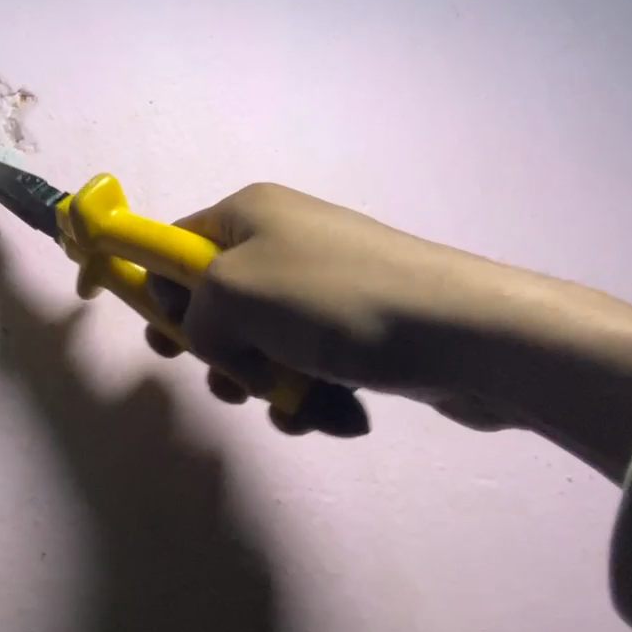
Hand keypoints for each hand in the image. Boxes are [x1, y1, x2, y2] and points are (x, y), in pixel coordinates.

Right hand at [136, 184, 631, 475]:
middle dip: (219, 351)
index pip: (175, 244)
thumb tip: (213, 342)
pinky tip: (332, 417)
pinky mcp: (364, 328)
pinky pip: (310, 361)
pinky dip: (311, 393)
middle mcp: (283, 240)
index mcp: (247, 214)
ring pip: (263, 341)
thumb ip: (192, 317)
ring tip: (291, 407)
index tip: (160, 336)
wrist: (475, 335)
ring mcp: (326, 284)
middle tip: (226, 382)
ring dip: (267, 383)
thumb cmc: (333, 299)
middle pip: (217, 300)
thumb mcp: (231, 296)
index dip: (157, 288)